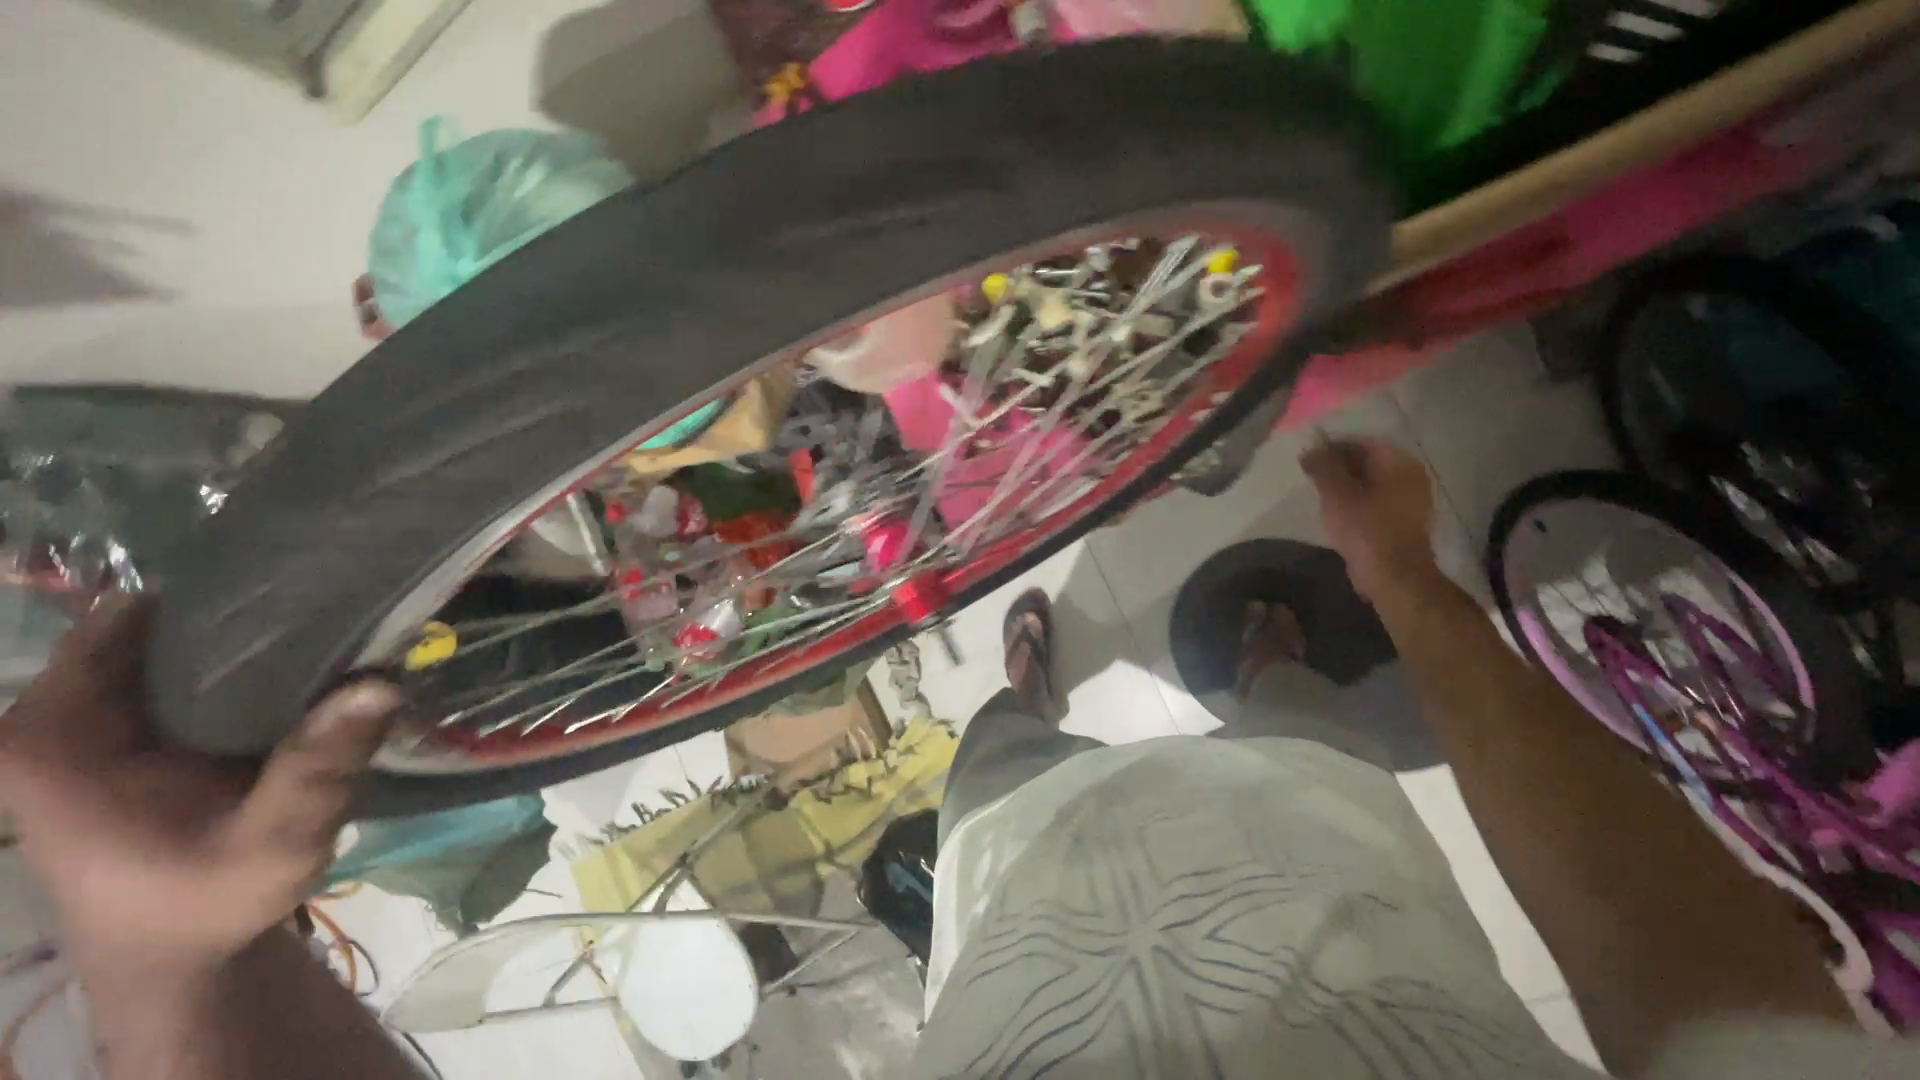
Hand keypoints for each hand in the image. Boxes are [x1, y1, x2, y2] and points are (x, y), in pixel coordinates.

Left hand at [0, 599, 400, 985]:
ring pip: (175, 643)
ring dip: (254, 637)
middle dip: (247, 611)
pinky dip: (247, 663)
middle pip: (156, 624)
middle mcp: (54, 716)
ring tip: (337, 622)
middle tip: (339, 600)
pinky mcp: (128, 734)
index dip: (219, 596)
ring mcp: (88, 724)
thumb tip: (382, 680)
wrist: (182, 956)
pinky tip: (309, 664)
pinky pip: (185, 670)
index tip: (307, 580)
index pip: (129, 620)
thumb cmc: (208, 902)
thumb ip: (317, 765)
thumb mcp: (272, 843)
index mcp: (50, 736)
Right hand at [1300, 436, 1438, 602]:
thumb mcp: (1336, 494)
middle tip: (1312, 478)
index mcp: (1399, 463)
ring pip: (1372, 482)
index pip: (1361, 443)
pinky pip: (1377, 501)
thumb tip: (1310, 448)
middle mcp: (1411, 475)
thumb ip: (1323, 467)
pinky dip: (1358, 502)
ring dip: (1347, 486)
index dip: (1332, 448)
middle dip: (1339, 467)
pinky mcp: (1404, 521)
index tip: (1308, 460)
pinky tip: (1338, 513)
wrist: (1394, 576)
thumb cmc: (1365, 529)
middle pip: (1369, 461)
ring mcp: (1411, 499)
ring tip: (1321, 496)